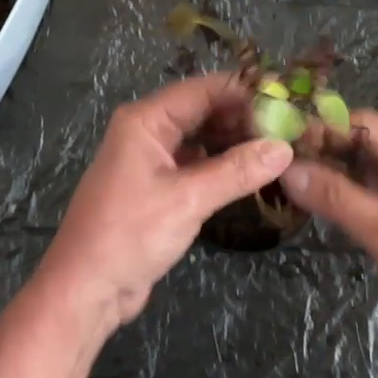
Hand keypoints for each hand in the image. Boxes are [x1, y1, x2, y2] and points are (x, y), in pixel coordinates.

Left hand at [34, 75, 293, 332]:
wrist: (86, 288)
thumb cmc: (129, 234)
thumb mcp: (187, 200)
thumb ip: (236, 171)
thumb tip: (283, 147)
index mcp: (146, 120)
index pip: (202, 90)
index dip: (244, 91)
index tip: (287, 99)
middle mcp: (147, 131)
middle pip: (202, 111)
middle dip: (243, 118)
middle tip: (292, 128)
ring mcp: (150, 159)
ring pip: (200, 138)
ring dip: (235, 142)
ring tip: (281, 148)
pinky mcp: (157, 186)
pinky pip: (195, 163)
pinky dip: (222, 165)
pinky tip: (253, 173)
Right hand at [280, 109, 377, 353]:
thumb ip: (335, 198)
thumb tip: (284, 169)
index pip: (364, 122)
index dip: (321, 126)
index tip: (278, 134)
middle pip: (361, 142)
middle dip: (320, 149)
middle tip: (274, 158)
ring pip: (361, 168)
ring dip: (327, 172)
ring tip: (282, 177)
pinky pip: (368, 193)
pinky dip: (341, 195)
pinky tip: (309, 199)